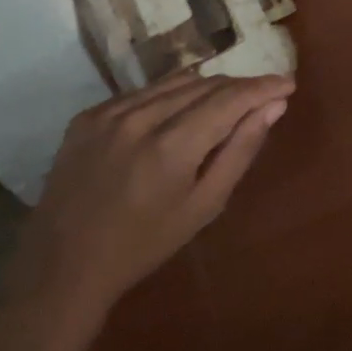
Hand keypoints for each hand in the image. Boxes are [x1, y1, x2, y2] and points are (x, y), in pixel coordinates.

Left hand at [11, 71, 293, 305]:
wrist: (63, 268)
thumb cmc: (144, 244)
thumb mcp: (204, 206)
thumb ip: (242, 150)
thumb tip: (275, 105)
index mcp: (172, 146)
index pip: (231, 97)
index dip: (264, 86)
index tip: (288, 83)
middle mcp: (140, 119)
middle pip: (206, 84)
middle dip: (239, 88)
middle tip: (261, 100)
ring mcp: (108, 114)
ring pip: (175, 82)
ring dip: (206, 90)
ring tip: (223, 108)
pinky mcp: (87, 116)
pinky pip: (143, 92)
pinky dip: (169, 97)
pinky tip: (175, 119)